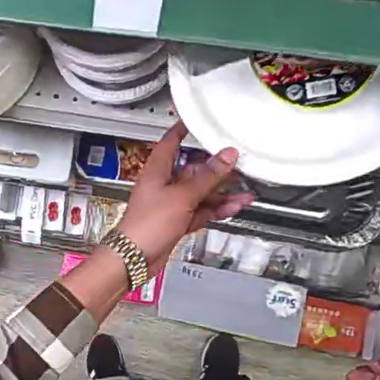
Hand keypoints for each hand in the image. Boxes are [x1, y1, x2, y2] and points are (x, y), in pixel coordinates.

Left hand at [118, 121, 256, 271]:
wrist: (135, 258)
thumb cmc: (146, 225)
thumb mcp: (182, 196)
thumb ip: (207, 176)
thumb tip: (226, 156)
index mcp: (158, 170)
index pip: (171, 141)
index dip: (184, 130)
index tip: (198, 120)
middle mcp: (164, 185)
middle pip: (193, 170)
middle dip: (216, 170)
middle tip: (238, 164)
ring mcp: (171, 204)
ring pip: (201, 193)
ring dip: (222, 194)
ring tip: (244, 192)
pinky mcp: (177, 222)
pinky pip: (201, 211)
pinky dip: (216, 210)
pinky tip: (232, 207)